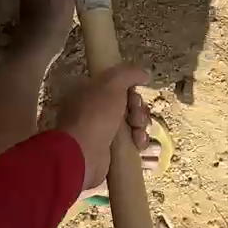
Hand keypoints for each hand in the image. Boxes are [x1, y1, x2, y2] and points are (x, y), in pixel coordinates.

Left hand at [54, 63, 149, 189]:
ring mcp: (100, 132)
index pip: (116, 85)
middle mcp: (93, 111)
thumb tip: (145, 75)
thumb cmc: (95, 114)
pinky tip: (142, 146)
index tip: (134, 95)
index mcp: (88, 92)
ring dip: (141, 127)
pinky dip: (139, 143)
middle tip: (135, 116)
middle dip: (138, 110)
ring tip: (138, 135)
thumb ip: (129, 73)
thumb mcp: (112, 83)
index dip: (130, 89)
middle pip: (127, 105)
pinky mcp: (109, 152)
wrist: (83, 155)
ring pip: (131, 124)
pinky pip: (131, 143)